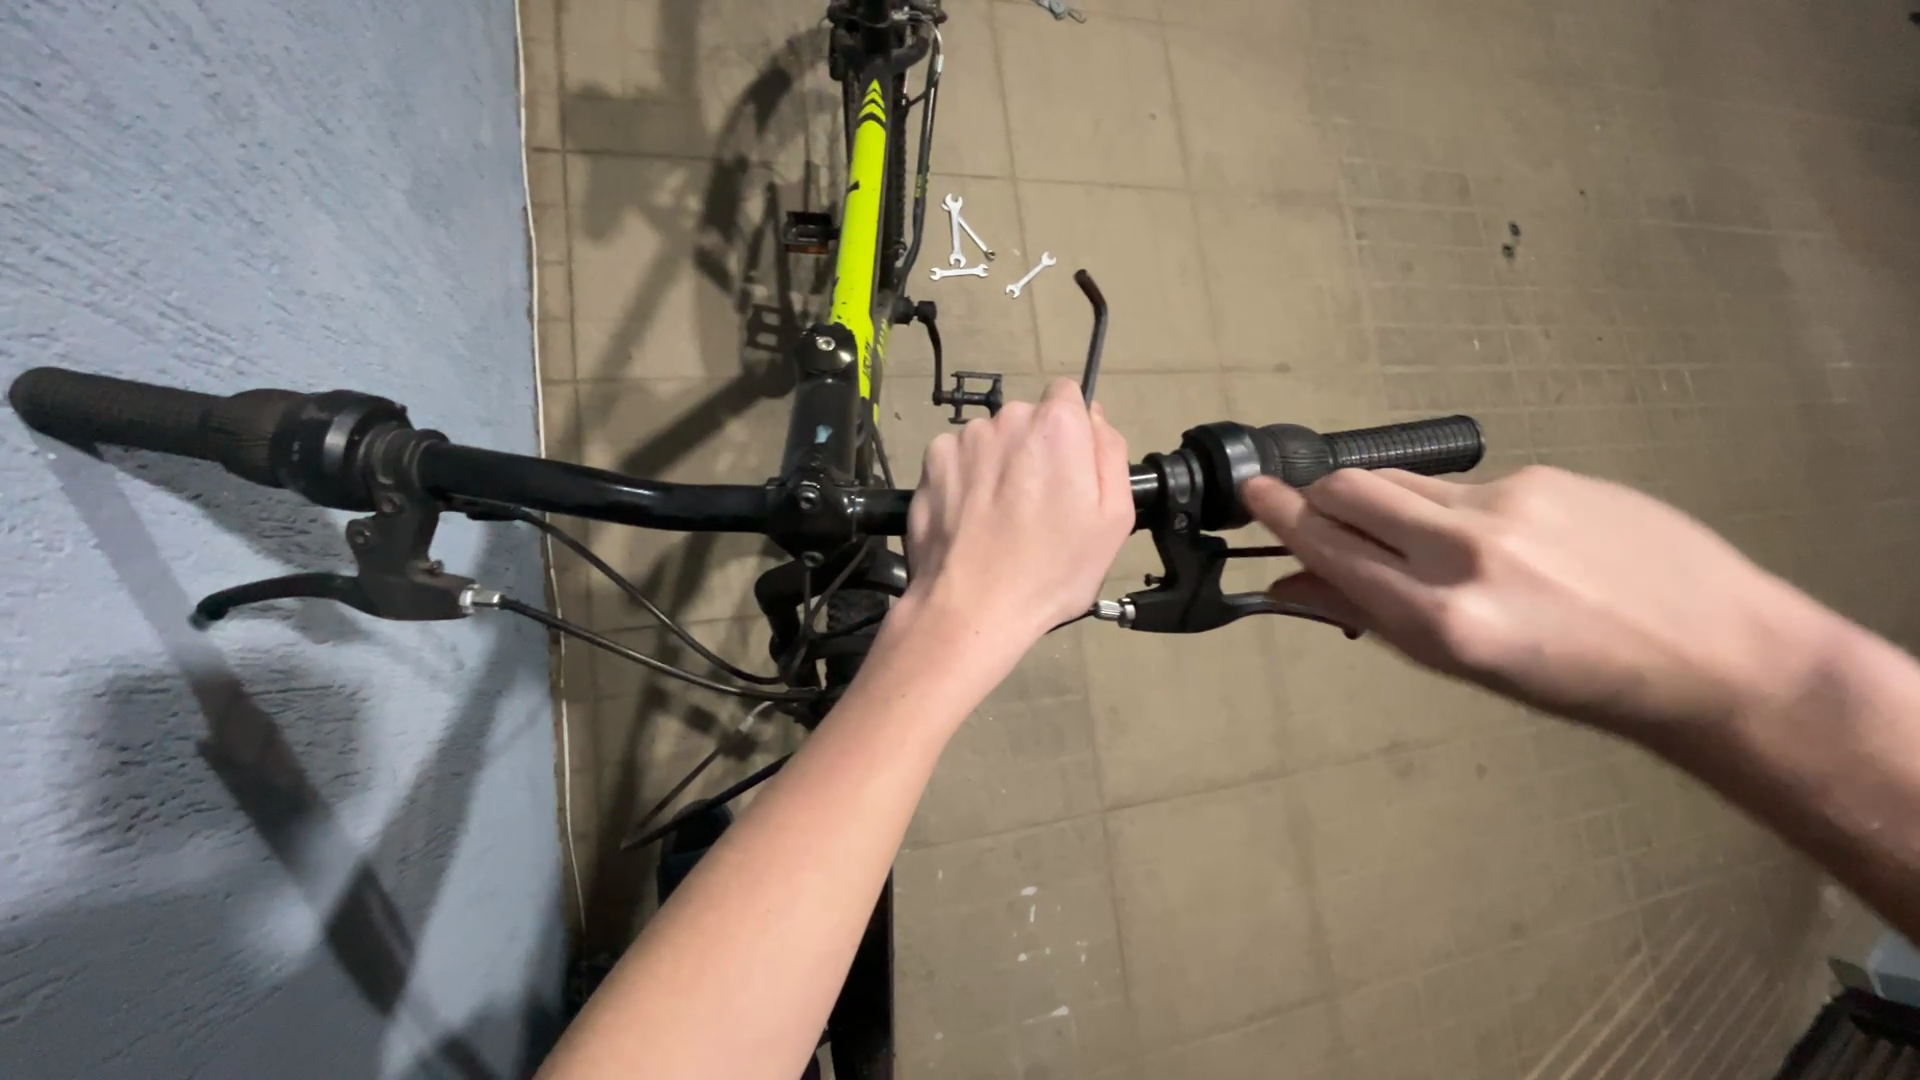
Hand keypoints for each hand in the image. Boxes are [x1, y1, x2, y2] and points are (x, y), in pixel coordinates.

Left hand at [903, 378, 1133, 643]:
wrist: (970, 608)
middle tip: (1036, 506)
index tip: (1068, 470)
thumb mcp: (1114, 519)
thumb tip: (1094, 417)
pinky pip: (957, 458)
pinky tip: (969, 518)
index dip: (1072, 432)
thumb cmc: (1052, 572)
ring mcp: (963, 439)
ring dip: (998, 464)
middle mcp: (1007, 419)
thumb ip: (1110, 453)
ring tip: (998, 518)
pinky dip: (964, 478)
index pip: (1068, 396)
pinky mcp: (930, 462)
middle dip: (1035, 449)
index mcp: (1058, 426)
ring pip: (991, 439)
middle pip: (1029, 419)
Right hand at [1242, 465, 1827, 733]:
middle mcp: (1464, 552)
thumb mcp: (1455, 664)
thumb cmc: (1568, 681)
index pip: (1329, 549)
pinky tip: (1493, 538)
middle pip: (1349, 490)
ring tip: (1407, 534)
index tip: (1250, 492)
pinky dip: (1445, 506)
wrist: (1714, 651)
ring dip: (1376, 500)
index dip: (1280, 517)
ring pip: (1398, 480)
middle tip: (1313, 510)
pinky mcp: (1544, 476)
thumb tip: (1289, 584)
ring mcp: (1508, 505)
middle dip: (1316, 496)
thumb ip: (1365, 613)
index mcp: (1440, 618)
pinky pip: (1460, 483)